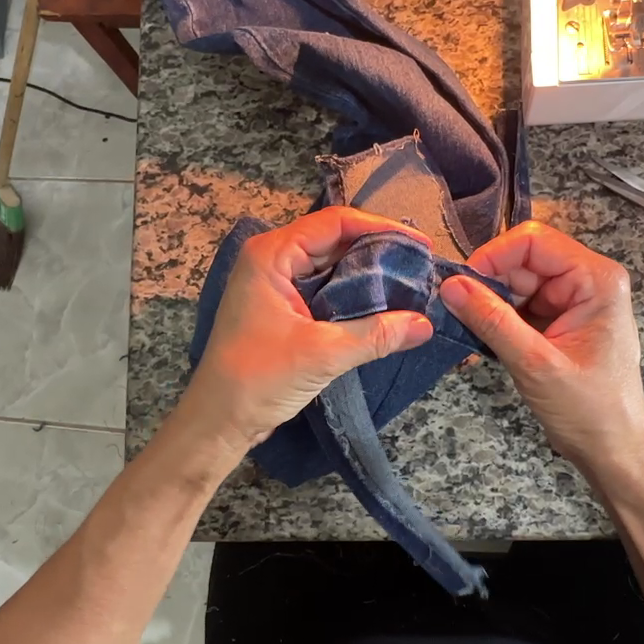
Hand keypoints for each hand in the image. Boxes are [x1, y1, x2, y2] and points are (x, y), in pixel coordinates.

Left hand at [180, 208, 435, 456]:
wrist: (217, 420)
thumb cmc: (257, 379)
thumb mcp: (322, 354)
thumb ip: (375, 335)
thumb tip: (425, 324)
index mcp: (271, 255)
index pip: (334, 223)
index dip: (380, 228)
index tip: (419, 243)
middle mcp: (272, 260)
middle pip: (333, 240)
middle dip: (377, 250)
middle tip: (420, 264)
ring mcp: (275, 285)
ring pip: (330, 266)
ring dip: (367, 274)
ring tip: (410, 282)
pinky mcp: (282, 309)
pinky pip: (324, 289)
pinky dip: (353, 295)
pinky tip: (383, 306)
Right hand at [439, 221, 643, 476]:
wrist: (612, 452)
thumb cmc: (589, 410)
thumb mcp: (534, 363)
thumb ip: (491, 321)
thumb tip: (450, 285)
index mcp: (596, 280)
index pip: (533, 241)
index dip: (492, 256)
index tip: (459, 285)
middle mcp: (586, 281)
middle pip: (521, 261)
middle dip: (487, 285)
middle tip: (456, 314)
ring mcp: (571, 302)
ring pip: (515, 284)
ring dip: (487, 306)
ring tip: (466, 333)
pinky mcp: (557, 322)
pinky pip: (518, 307)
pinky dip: (495, 322)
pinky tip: (479, 344)